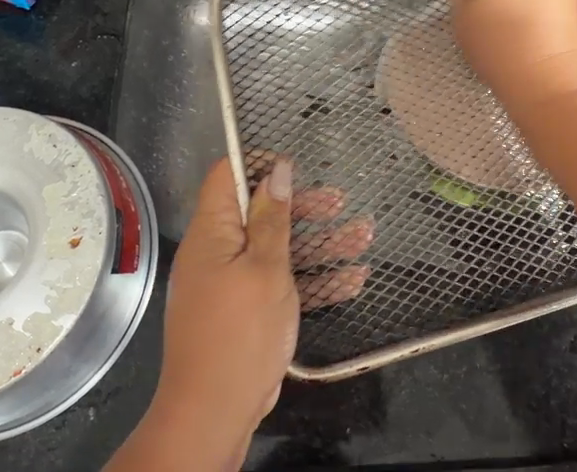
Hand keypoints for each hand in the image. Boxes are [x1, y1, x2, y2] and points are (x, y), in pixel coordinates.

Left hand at [111, 156, 369, 470]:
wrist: (213, 412)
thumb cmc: (240, 332)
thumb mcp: (265, 268)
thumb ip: (273, 218)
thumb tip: (276, 169)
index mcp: (212, 232)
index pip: (227, 177)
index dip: (258, 164)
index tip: (294, 165)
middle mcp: (217, 252)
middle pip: (261, 213)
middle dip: (303, 207)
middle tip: (340, 202)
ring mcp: (231, 284)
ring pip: (278, 251)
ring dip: (320, 245)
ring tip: (363, 237)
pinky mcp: (245, 312)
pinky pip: (280, 284)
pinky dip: (312, 281)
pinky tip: (352, 280)